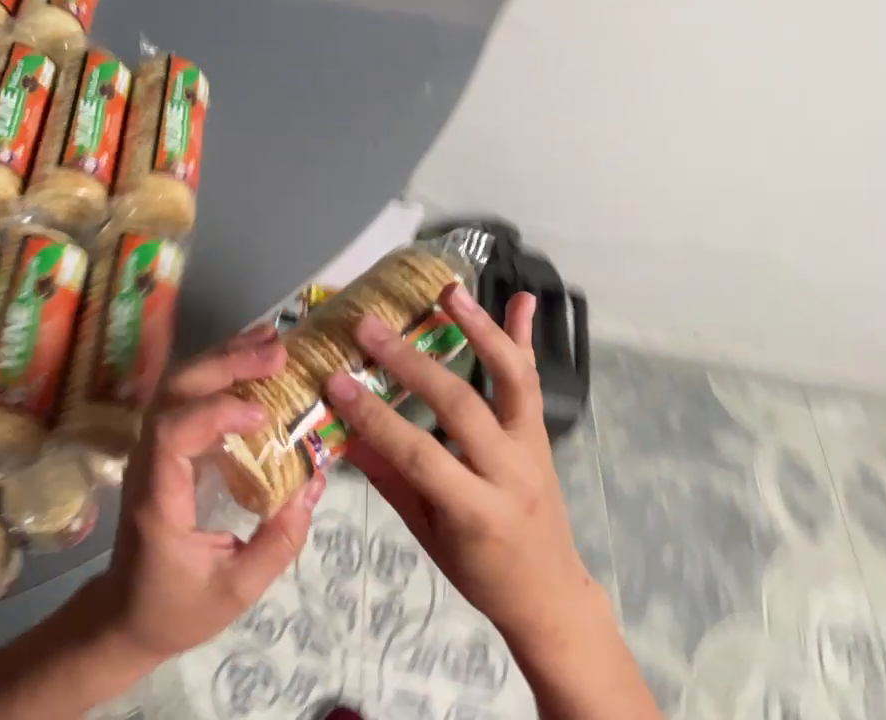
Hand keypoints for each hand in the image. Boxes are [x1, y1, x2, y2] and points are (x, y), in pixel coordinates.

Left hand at [85, 324, 325, 663]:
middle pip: (172, 393)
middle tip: (277, 350)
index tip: (262, 415)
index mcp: (157, 495)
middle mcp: (147, 461)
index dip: (214, 413)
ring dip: (221, 359)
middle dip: (223, 364)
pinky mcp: (164, 449)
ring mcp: (151, 450)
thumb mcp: (236, 591)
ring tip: (268, 340)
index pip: (172, 433)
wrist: (126, 614)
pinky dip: (218, 376)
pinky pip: (185, 400)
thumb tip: (312, 485)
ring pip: (176, 387)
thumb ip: (277, 543)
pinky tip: (249, 365)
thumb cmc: (176, 607)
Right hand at [328, 285, 660, 719]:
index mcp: (477, 508)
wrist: (550, 592)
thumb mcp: (425, 532)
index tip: (335, 383)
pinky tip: (522, 299)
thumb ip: (387, 477)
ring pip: (512, 380)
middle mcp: (512, 470)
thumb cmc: (480, 570)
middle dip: (410, 364)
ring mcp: (532, 445)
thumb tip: (338, 432)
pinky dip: (525, 338)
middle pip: (461, 405)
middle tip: (369, 328)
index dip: (376, 417)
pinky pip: (531, 381)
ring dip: (481, 331)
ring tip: (450, 293)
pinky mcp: (541, 431)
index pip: (420, 453)